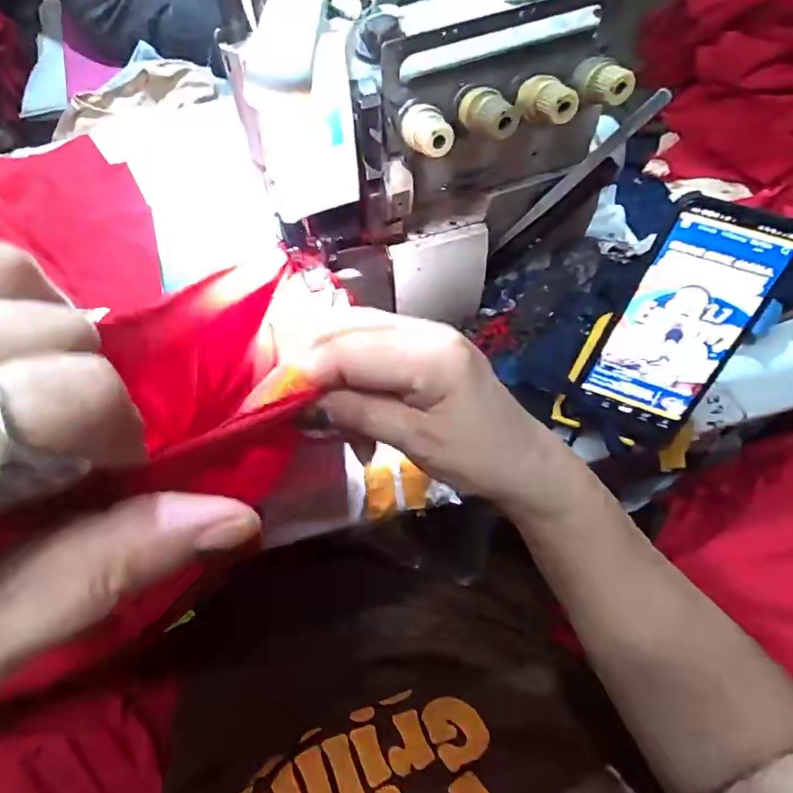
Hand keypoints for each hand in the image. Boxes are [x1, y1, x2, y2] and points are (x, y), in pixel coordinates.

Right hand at [291, 308, 587, 518]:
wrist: (527, 464)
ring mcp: (422, 335)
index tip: (264, 399)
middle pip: (345, 329)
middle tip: (280, 400)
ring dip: (325, 370)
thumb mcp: (417, 441)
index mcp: (429, 351)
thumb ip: (358, 414)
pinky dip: (346, 376)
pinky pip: (368, 350)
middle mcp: (424, 329)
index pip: (347, 350)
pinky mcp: (419, 349)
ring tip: (316, 413)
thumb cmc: (480, 458)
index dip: (301, 372)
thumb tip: (303, 402)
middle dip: (306, 363)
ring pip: (352, 336)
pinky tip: (344, 410)